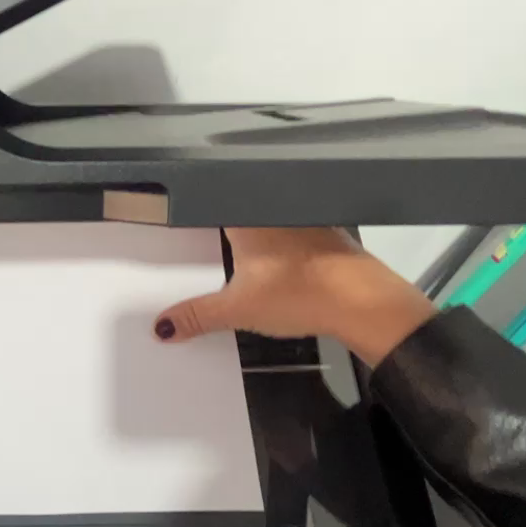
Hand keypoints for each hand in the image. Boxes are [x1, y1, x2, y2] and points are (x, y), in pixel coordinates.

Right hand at [153, 228, 436, 365]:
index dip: (189, 209)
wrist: (362, 301)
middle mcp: (274, 208)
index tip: (171, 217)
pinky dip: (273, 242)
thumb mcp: (238, 309)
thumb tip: (164, 326)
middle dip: (215, 224)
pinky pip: (286, 230)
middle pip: (234, 207)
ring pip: (263, 217)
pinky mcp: (323, 233)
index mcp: (247, 217)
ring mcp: (302, 218)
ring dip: (247, 232)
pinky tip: (271, 264)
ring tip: (231, 256)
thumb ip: (197, 315)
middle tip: (195, 242)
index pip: (208, 200)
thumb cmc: (303, 293)